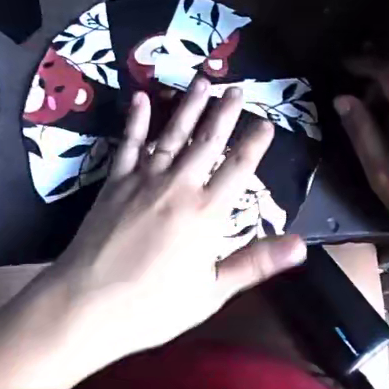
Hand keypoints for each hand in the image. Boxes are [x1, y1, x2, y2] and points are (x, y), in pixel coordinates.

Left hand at [41, 84, 306, 362]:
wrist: (87, 304)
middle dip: (225, 113)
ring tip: (203, 81)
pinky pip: (129, 144)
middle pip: (208, 141)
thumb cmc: (153, 307)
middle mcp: (179, 187)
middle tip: (236, 89)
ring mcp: (144, 180)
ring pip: (173, 134)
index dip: (255, 143)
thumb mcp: (212, 292)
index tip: (267, 123)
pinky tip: (141, 99)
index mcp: (207, 214)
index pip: (239, 168)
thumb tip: (301, 245)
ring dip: (189, 106)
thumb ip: (255, 263)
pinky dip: (136, 120)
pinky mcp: (115, 182)